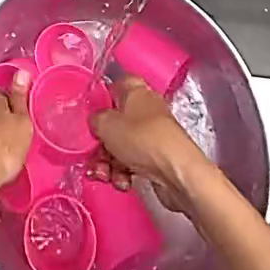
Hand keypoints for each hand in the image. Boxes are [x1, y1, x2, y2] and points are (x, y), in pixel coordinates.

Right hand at [89, 77, 210, 211]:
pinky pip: (133, 162)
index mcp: (135, 91)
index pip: (114, 86)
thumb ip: (94, 119)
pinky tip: (122, 182)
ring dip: (109, 163)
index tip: (91, 117)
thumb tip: (96, 123)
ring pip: (122, 145)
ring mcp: (153, 135)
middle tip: (94, 157)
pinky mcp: (158, 159)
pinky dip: (124, 172)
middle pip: (115, 122)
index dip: (101, 101)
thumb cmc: (141, 139)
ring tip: (105, 175)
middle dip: (101, 144)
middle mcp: (145, 110)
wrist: (178, 173)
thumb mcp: (106, 124)